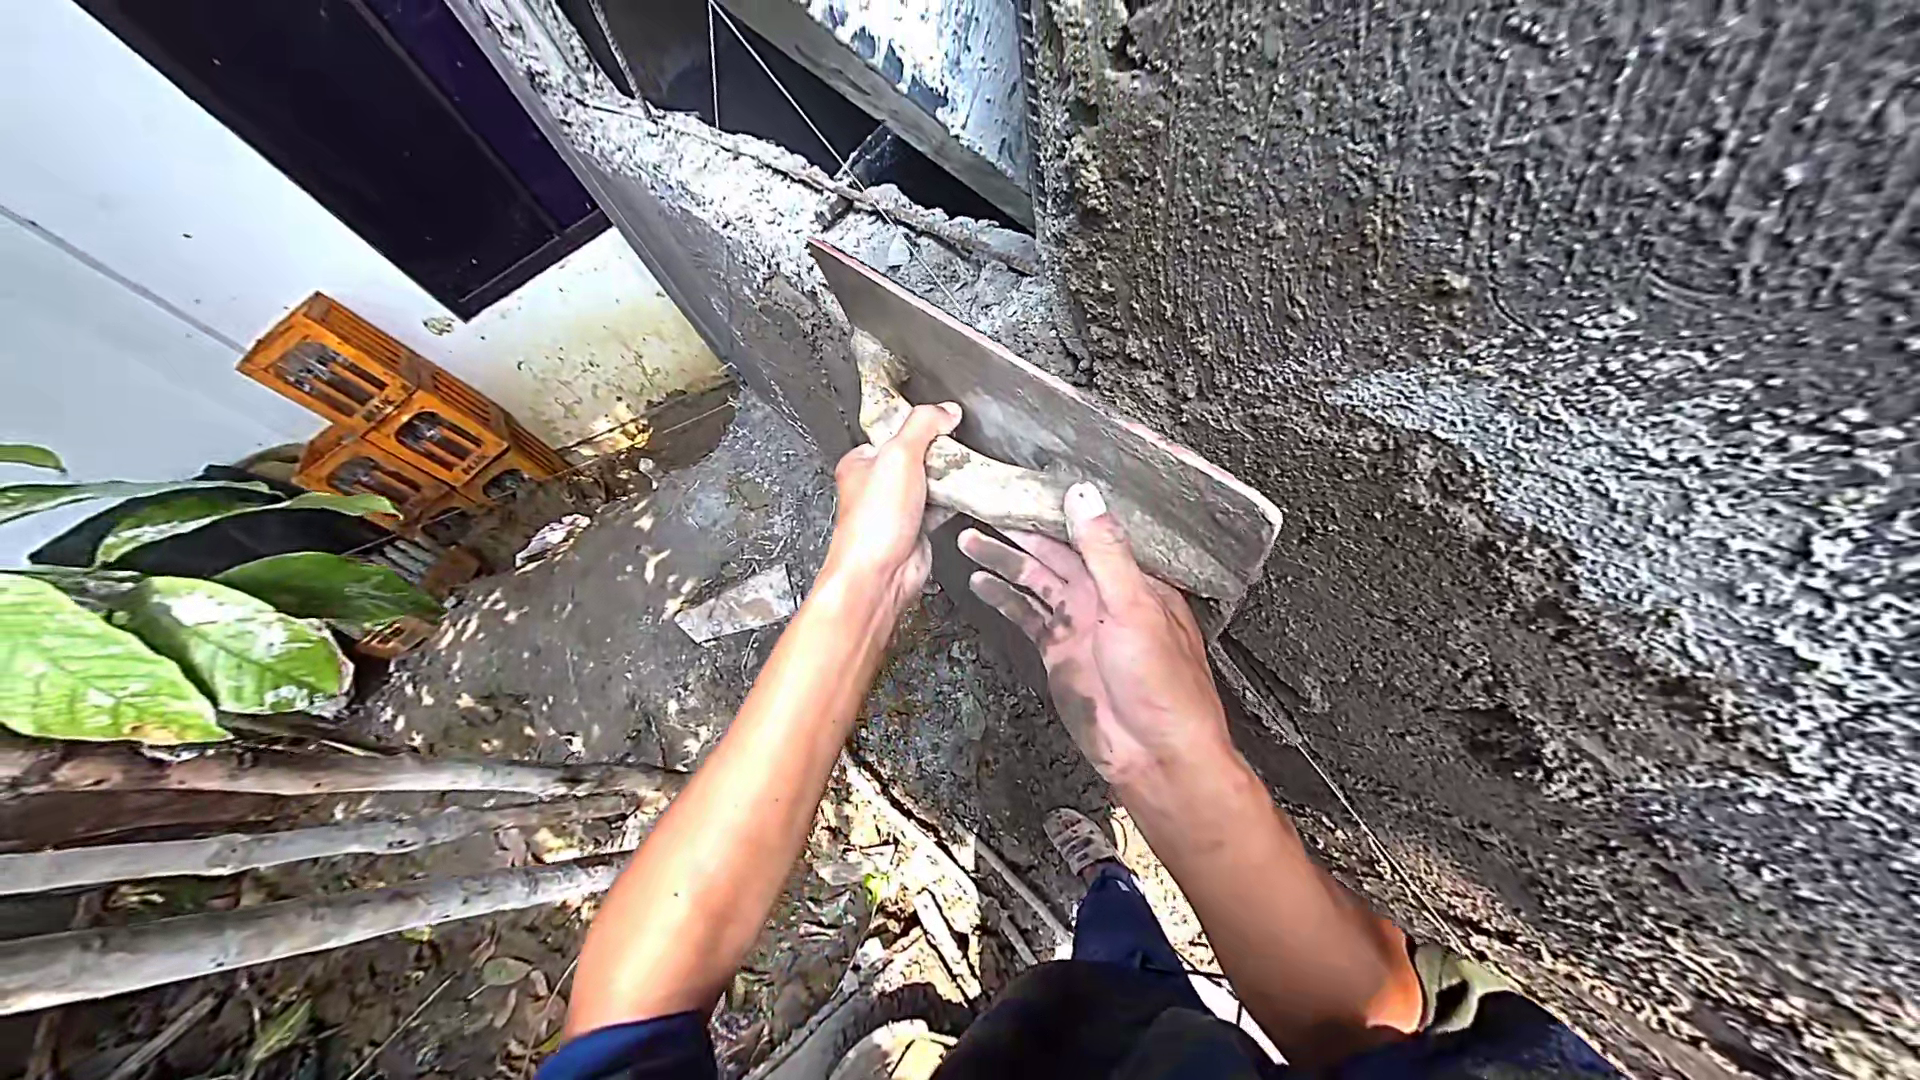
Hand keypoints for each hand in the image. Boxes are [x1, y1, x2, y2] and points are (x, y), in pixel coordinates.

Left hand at [822, 401, 962, 615]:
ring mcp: (899, 507)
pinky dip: (954, 500)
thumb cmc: (873, 524)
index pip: (894, 431)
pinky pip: (942, 505)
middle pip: (917, 455)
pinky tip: (964, 495)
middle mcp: (879, 484)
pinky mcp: (918, 526)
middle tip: (954, 449)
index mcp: (862, 462)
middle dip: (938, 453)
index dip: (918, 424)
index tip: (941, 420)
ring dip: (948, 478)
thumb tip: (945, 410)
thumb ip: (923, 426)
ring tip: (962, 471)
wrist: (881, 574)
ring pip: (932, 481)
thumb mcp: (899, 455)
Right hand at [959, 482, 1230, 784]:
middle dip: (1017, 532)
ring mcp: (1078, 623)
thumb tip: (1085, 497)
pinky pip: (1026, 615)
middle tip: (983, 511)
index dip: (1050, 510)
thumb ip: (1105, 550)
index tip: (1019, 491)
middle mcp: (1101, 595)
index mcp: (1128, 578)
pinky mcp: (1058, 651)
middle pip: (1051, 552)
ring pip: (1033, 581)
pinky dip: (1003, 597)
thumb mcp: (1133, 606)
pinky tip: (983, 583)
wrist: (1154, 755)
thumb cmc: (1163, 688)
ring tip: (971, 541)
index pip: (1083, 530)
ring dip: (1003, 561)